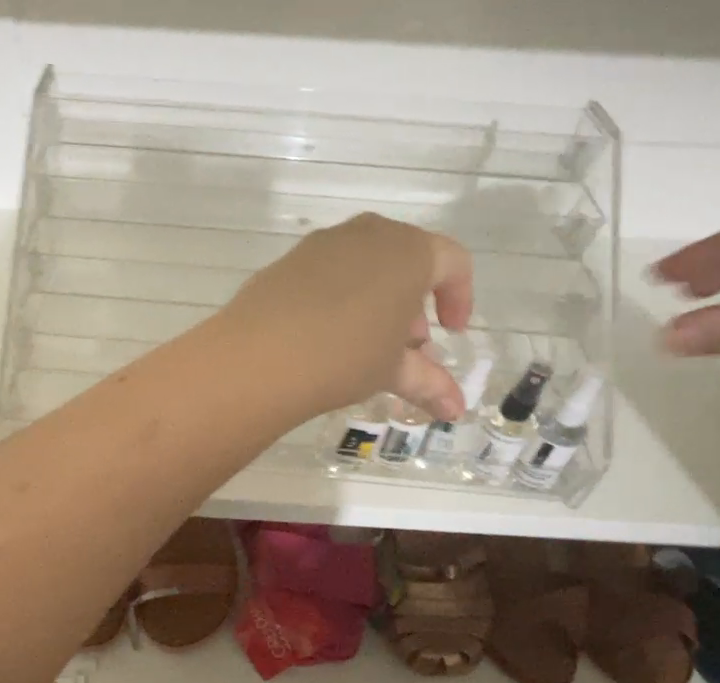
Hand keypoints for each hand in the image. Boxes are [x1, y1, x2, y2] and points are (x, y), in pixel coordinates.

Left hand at [216, 213, 473, 420]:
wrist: (259, 356)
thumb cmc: (344, 357)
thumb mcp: (391, 372)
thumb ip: (428, 383)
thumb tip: (455, 411)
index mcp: (410, 251)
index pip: (452, 263)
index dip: (459, 297)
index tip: (451, 332)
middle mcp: (369, 234)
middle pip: (406, 260)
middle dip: (413, 304)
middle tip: (406, 348)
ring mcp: (323, 244)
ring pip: (365, 265)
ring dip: (376, 301)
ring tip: (365, 347)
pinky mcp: (286, 262)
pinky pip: (326, 275)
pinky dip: (338, 299)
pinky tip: (324, 337)